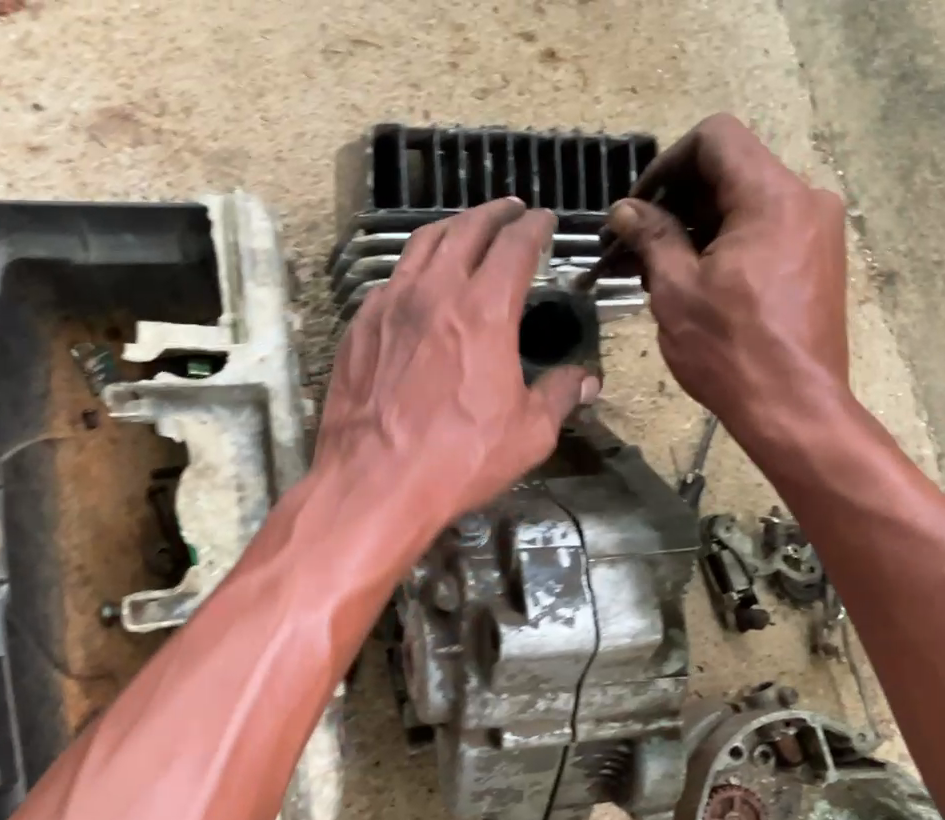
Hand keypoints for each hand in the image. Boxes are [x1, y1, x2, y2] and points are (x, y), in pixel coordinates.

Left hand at [315, 198, 598, 527]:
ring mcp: (388, 307)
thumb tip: (585, 381)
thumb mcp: (528, 434)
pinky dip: (413, 270)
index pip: (514, 246)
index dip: (534, 226)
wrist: (373, 483)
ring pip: (421, 246)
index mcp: (483, 311)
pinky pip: (390, 282)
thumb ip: (559, 396)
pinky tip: (419, 284)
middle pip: (465, 230)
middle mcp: (433, 294)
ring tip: (465, 229)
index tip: (544, 220)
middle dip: (493, 214)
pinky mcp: (359, 329)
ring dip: (450, 229)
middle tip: (509, 210)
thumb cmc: (458, 460)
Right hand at [606, 114, 850, 410]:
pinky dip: (725, 246)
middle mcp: (805, 200)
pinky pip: (765, 233)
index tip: (636, 208)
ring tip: (654, 270)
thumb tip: (625, 210)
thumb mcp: (677, 289)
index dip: (666, 165)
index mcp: (772, 196)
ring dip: (696, 228)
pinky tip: (692, 282)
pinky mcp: (818, 262)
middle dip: (676, 202)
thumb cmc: (731, 350)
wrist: (794, 408)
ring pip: (745, 206)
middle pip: (730, 172)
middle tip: (632, 245)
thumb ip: (651, 237)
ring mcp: (817, 232)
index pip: (715, 139)